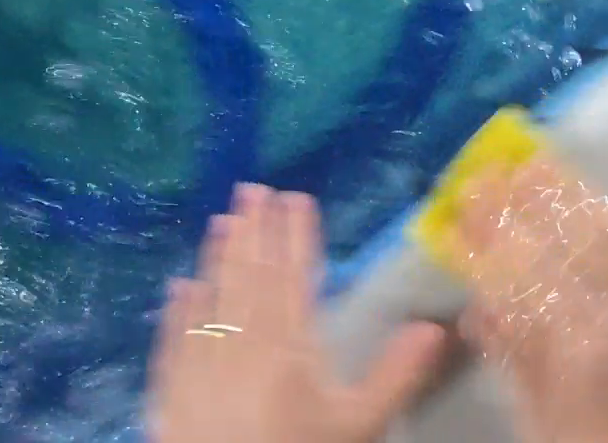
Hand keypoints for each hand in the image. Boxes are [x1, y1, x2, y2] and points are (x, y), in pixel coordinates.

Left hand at [145, 184, 446, 442]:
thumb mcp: (360, 425)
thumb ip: (395, 373)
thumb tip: (434, 325)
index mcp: (291, 344)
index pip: (295, 275)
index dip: (297, 234)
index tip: (297, 198)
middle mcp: (245, 342)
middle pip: (250, 275)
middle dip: (254, 229)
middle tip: (252, 188)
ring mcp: (204, 364)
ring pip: (213, 297)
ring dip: (217, 256)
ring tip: (221, 219)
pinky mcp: (173, 392)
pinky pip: (174, 341)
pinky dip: (179, 311)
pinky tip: (178, 285)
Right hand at [456, 157, 607, 442]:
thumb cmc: (594, 435)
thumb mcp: (538, 415)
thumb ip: (509, 357)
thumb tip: (474, 306)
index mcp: (567, 353)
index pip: (513, 281)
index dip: (485, 243)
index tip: (461, 212)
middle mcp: (605, 322)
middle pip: (550, 250)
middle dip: (514, 208)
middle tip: (487, 174)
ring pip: (594, 236)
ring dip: (561, 197)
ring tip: (532, 164)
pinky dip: (607, 213)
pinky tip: (586, 191)